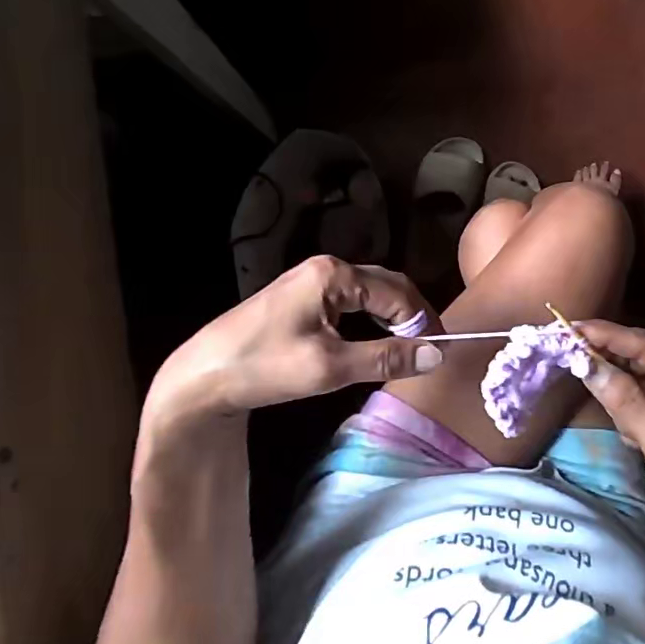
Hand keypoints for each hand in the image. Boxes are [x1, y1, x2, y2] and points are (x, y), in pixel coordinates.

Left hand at [144, 256, 443, 429]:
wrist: (203, 376)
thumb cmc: (264, 367)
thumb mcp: (330, 367)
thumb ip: (386, 358)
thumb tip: (436, 354)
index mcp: (334, 274)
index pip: (398, 292)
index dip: (424, 322)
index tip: (441, 352)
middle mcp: (325, 268)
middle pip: (387, 285)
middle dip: (413, 315)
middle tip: (430, 350)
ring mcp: (310, 280)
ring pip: (369, 292)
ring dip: (394, 317)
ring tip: (410, 348)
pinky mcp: (301, 297)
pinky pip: (351, 301)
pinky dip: (372, 319)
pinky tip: (375, 341)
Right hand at [575, 321, 644, 549]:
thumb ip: (626, 402)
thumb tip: (586, 364)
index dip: (605, 334)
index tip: (567, 327)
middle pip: (637, 351)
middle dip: (601, 351)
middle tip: (560, 345)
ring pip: (630, 370)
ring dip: (610, 381)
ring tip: (597, 395)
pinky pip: (632, 389)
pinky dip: (619, 402)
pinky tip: (629, 431)